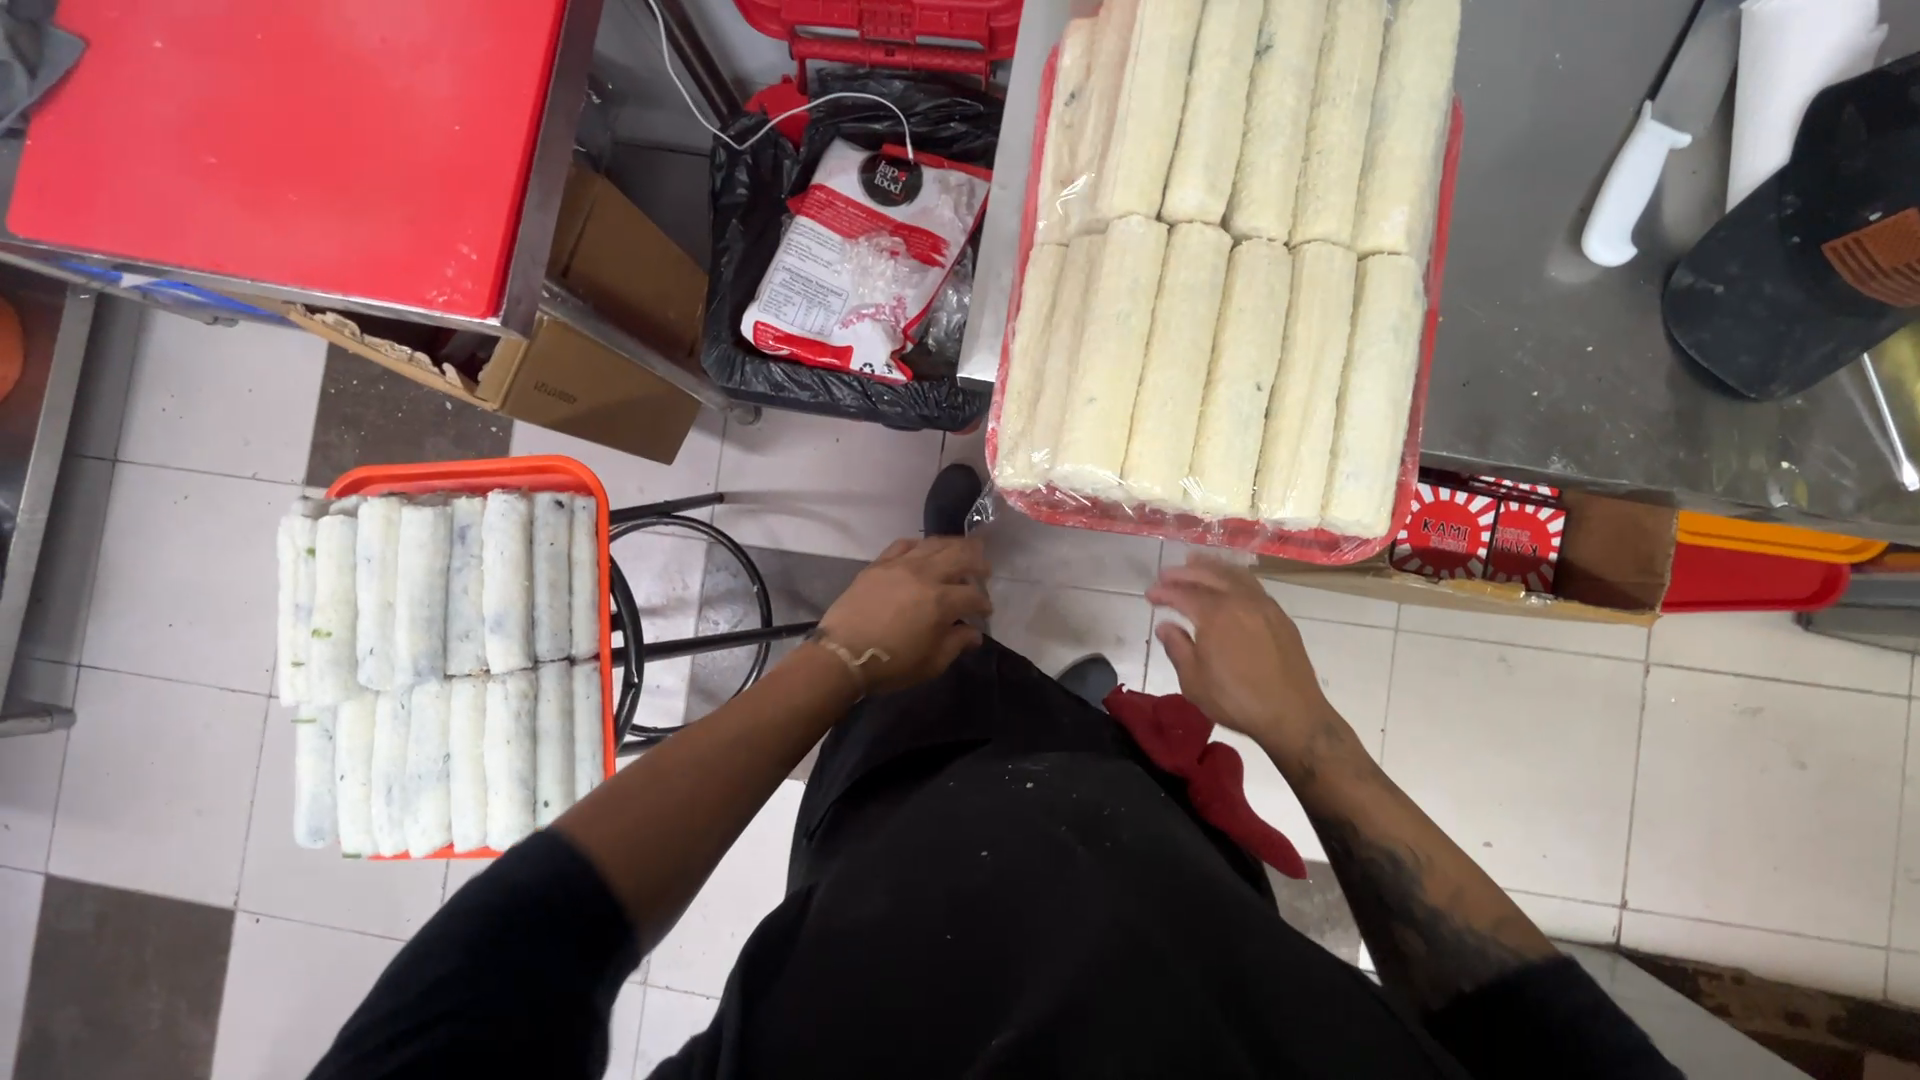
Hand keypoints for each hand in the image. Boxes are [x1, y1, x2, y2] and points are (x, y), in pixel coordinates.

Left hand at [811, 536, 990, 694]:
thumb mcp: (931, 663)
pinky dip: (920, 544)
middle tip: (984, 570)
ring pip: (934, 544)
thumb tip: (973, 633)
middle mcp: (925, 575)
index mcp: (941, 601)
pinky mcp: (879, 564)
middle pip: (960, 556)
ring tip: (962, 551)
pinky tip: (925, 550)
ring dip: (954, 545)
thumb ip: (956, 644)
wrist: (843, 654)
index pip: (973, 595)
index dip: (983, 604)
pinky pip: (904, 544)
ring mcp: (900, 565)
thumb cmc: (891, 664)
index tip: (984, 612)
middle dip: (978, 562)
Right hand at [1146, 555, 1360, 778]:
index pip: (1183, 594)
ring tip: (1196, 563)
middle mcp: (1240, 601)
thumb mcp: (1194, 681)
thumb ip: (1177, 648)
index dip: (1164, 592)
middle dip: (1185, 573)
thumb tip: (1165, 626)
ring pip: (1234, 575)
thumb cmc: (1236, 701)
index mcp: (1215, 615)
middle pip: (1209, 575)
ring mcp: (1264, 606)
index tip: (1149, 595)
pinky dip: (1235, 577)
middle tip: (1167, 574)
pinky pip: (1253, 585)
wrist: (1292, 715)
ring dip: (1212, 567)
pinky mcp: (1279, 616)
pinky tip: (1229, 584)